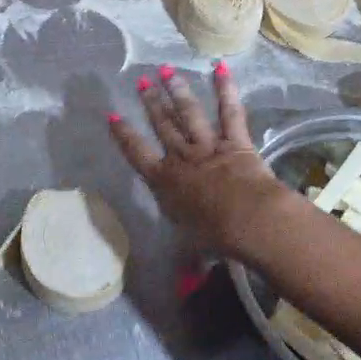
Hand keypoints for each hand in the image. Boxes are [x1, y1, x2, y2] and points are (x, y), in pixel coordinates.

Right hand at [109, 63, 303, 260]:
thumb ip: (190, 265)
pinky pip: (230, 112)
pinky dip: (226, 90)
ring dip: (176, 90)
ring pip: (188, 113)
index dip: (124, 135)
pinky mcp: (236, 141)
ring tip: (165, 70)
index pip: (137, 154)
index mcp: (164, 183)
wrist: (247, 218)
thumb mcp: (196, 253)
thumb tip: (184, 290)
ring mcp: (207, 146)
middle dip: (151, 103)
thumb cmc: (215, 236)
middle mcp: (181, 159)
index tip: (113, 116)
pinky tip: (221, 69)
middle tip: (141, 82)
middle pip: (161, 126)